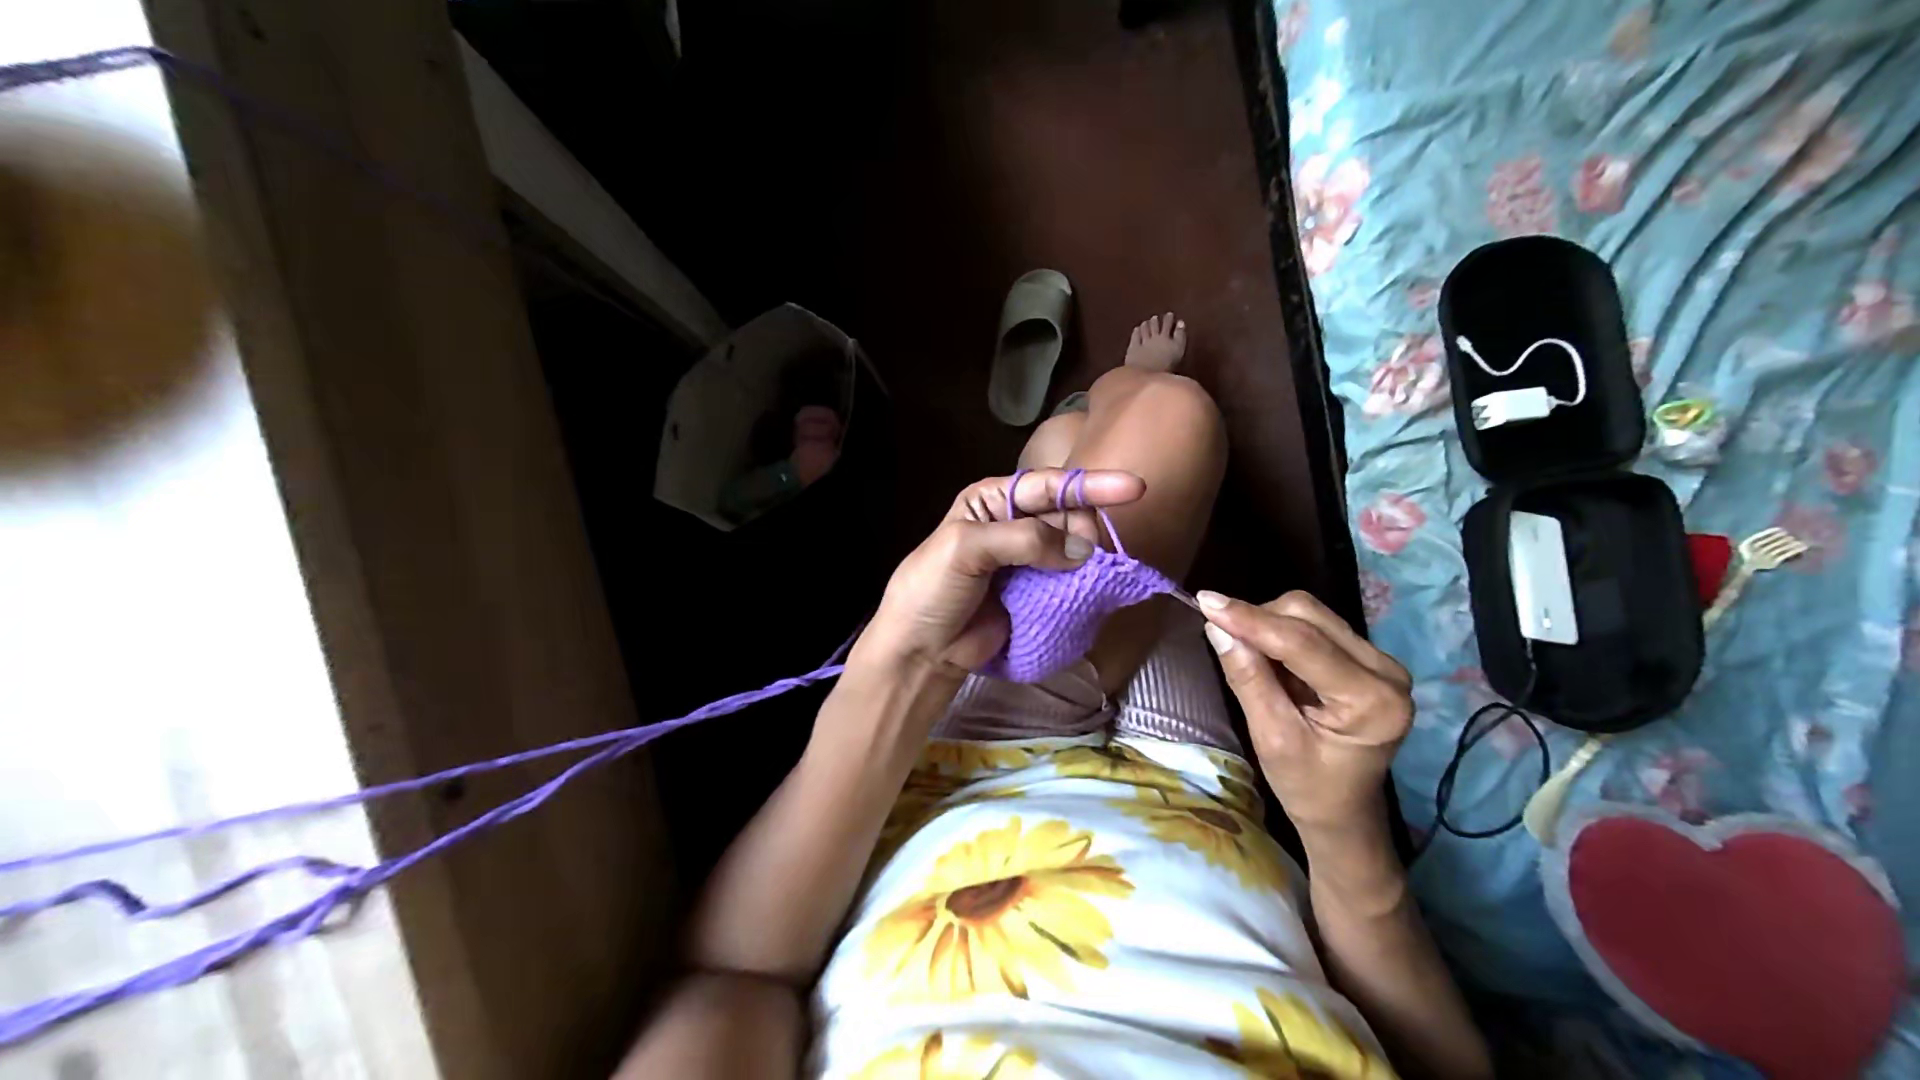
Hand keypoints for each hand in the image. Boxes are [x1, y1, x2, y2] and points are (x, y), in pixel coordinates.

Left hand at [851, 468, 1146, 676]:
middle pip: (1068, 515)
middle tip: (1083, 560)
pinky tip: (1090, 591)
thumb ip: (1024, 540)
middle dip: (1085, 531)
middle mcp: (1013, 523)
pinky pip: (1070, 580)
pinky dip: (1084, 583)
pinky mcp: (1036, 592)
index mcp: (991, 501)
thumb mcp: (966, 550)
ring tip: (1086, 578)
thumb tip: (1082, 551)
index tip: (1134, 488)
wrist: (921, 650)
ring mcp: (1027, 560)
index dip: (1091, 485)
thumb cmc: (931, 591)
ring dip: (1087, 560)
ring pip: (1074, 548)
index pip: (1048, 486)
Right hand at [1196, 591, 1412, 837]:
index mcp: (1371, 701)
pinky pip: (1316, 626)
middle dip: (1259, 619)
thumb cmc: (1307, 786)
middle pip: (1309, 616)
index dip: (1250, 618)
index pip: (1302, 643)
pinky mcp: (1368, 659)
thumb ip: (1248, 679)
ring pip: (1311, 615)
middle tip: (1220, 633)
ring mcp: (1381, 662)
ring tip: (1245, 651)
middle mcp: (1387, 672)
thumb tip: (1216, 628)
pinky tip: (1266, 655)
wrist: (1343, 811)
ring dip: (1268, 623)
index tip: (1205, 601)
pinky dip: (1281, 632)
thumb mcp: (1272, 738)